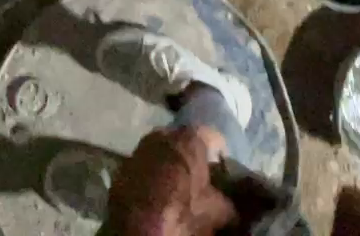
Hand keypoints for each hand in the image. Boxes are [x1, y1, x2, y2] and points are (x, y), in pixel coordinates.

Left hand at [104, 127, 238, 235]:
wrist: (137, 230)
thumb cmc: (182, 214)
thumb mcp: (214, 213)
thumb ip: (228, 204)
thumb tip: (234, 208)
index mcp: (190, 138)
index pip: (214, 137)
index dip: (220, 156)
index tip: (222, 171)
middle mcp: (164, 133)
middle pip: (186, 141)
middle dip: (193, 157)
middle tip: (200, 178)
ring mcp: (141, 147)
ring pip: (164, 149)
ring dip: (171, 163)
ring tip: (178, 185)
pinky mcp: (124, 164)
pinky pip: (146, 163)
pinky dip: (154, 173)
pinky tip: (157, 191)